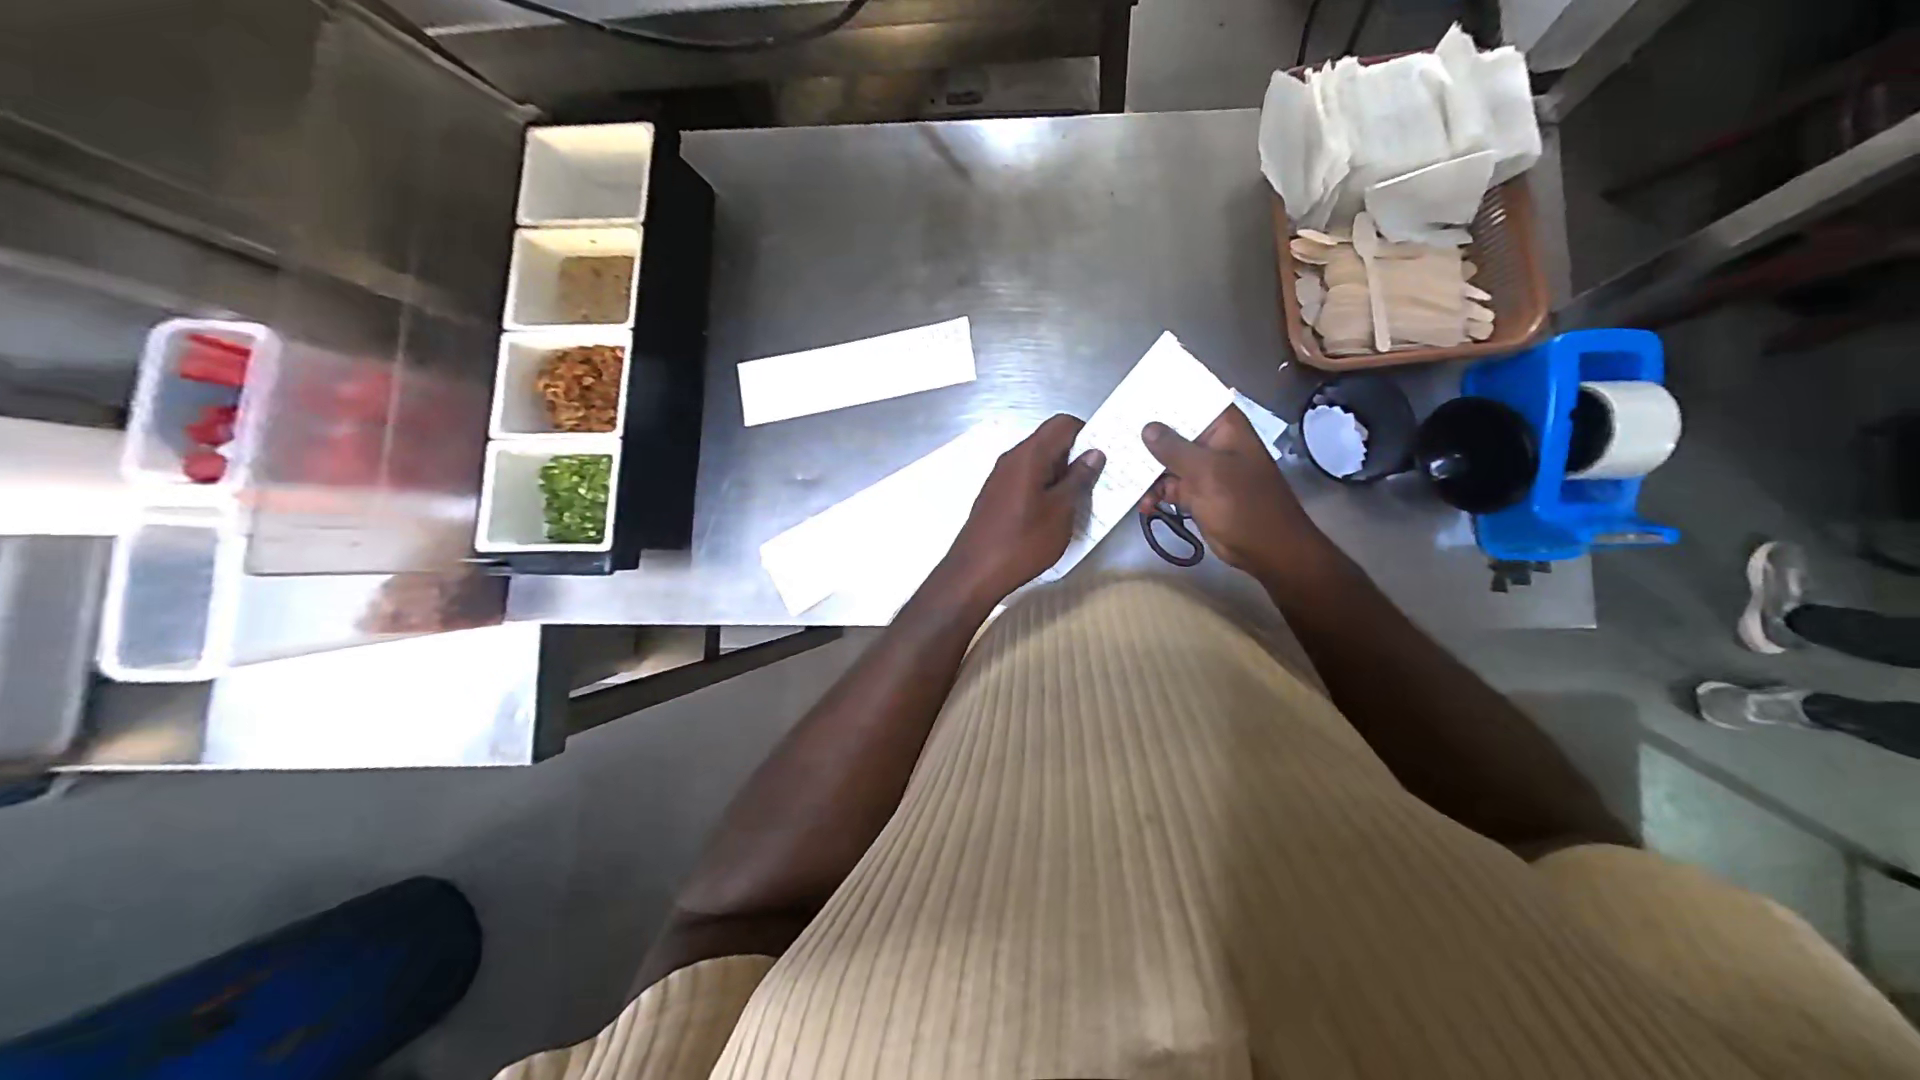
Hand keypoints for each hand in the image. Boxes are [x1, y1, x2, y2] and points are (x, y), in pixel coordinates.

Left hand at [939, 414, 1104, 605]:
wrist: (974, 573)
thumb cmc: (1023, 541)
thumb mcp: (1061, 511)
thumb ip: (1079, 478)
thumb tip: (1093, 453)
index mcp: (1029, 455)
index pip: (1062, 424)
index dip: (1087, 434)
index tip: (1104, 457)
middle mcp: (1011, 459)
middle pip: (1050, 442)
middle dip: (1076, 457)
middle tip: (1099, 481)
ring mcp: (1000, 478)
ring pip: (1038, 464)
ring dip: (1061, 476)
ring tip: (1081, 500)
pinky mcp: (996, 496)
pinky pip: (1026, 481)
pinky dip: (1044, 489)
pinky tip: (1055, 514)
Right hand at [1137, 407, 1316, 575]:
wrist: (1266, 549)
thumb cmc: (1243, 503)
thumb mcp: (1207, 472)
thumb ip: (1174, 448)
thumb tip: (1147, 428)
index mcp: (1224, 428)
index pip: (1192, 402)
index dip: (1164, 399)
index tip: (1132, 399)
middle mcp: (1212, 444)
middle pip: (1173, 433)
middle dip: (1147, 438)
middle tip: (1114, 438)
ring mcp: (1204, 470)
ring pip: (1166, 462)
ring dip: (1147, 472)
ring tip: (1123, 478)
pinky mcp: (1196, 494)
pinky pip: (1169, 487)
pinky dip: (1155, 494)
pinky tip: (1145, 505)